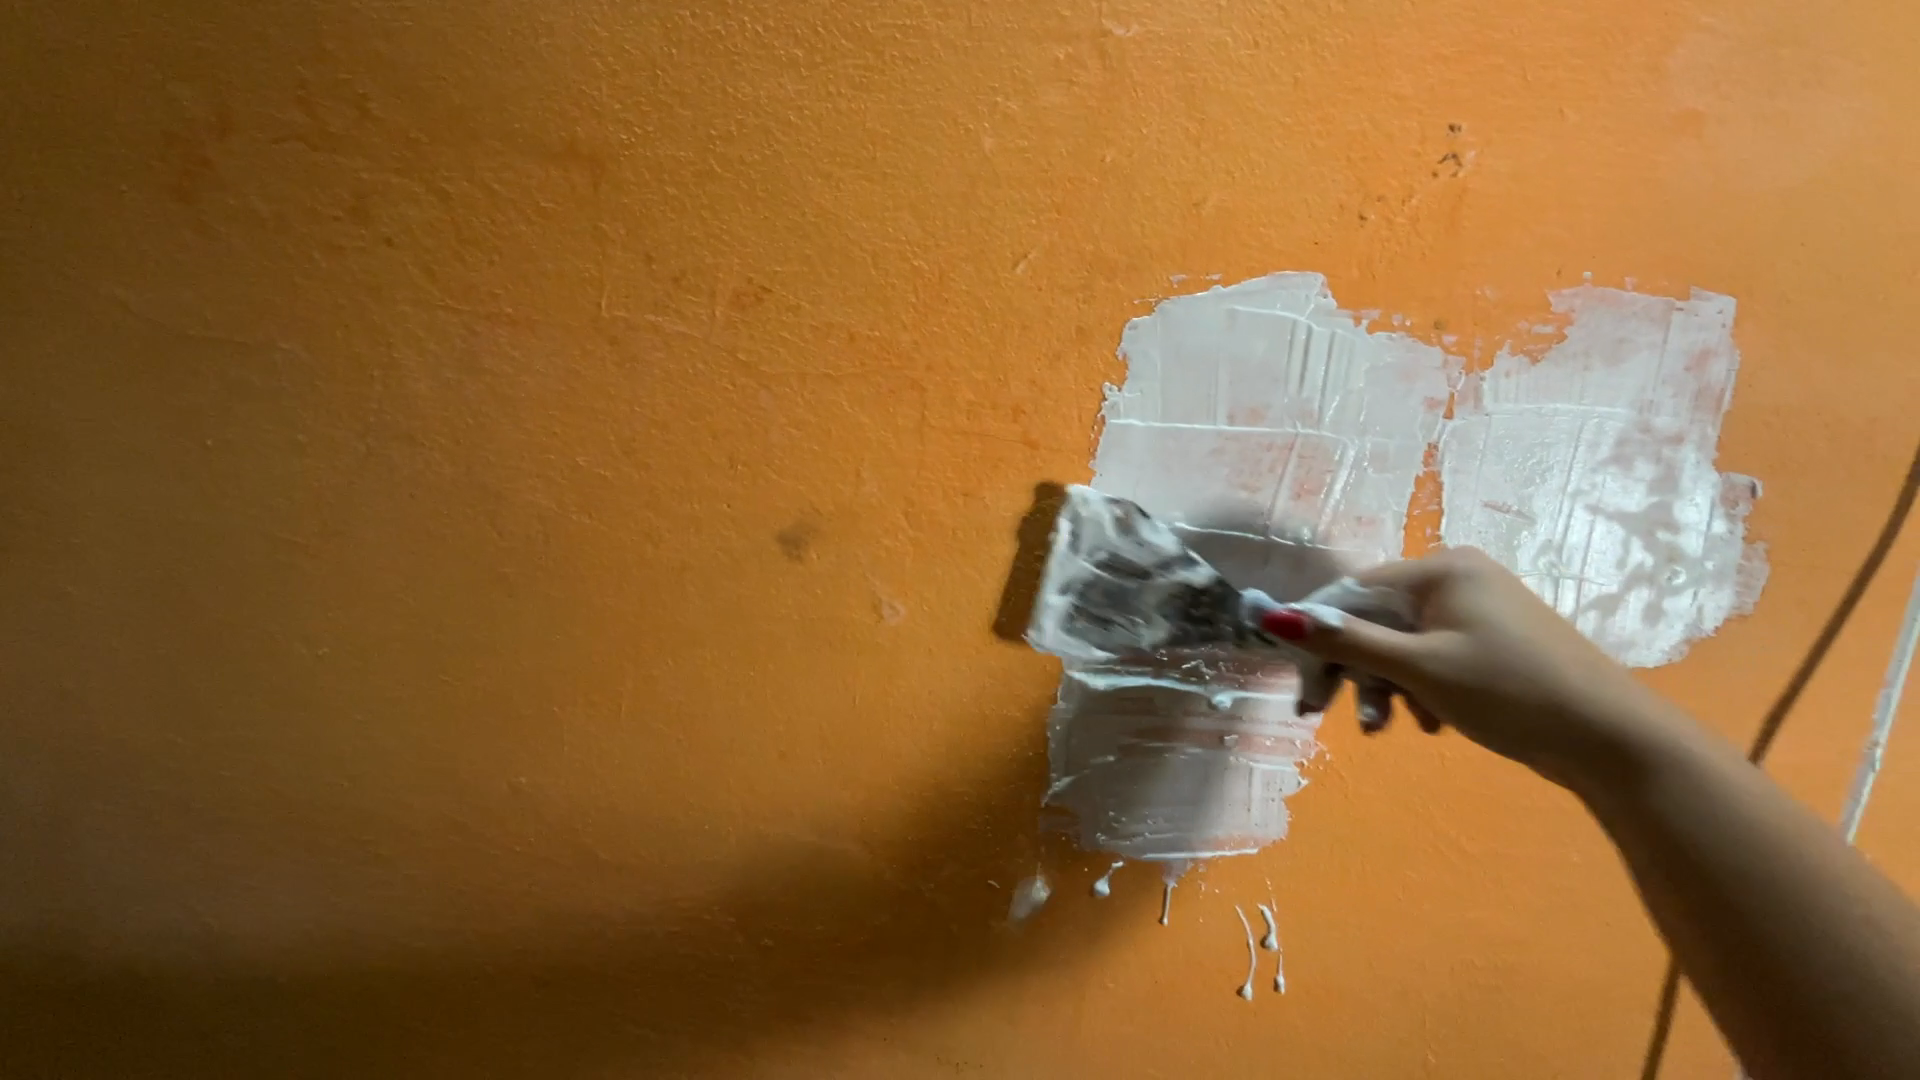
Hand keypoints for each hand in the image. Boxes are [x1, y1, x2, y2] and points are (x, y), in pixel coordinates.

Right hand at [1267, 547, 1667, 785]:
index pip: (1351, 594)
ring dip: (1386, 687)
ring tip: (1390, 728)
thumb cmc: (1509, 692)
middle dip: (1355, 671)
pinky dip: (1419, 688)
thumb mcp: (1417, 668)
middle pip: (1375, 621)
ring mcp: (1477, 608)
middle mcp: (1456, 577)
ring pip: (1401, 644)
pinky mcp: (1492, 639)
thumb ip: (1344, 640)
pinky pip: (1432, 656)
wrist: (1615, 742)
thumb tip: (1271, 617)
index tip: (1304, 687)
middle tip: (1327, 713)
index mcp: (1440, 569)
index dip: (1318, 639)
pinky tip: (1429, 722)